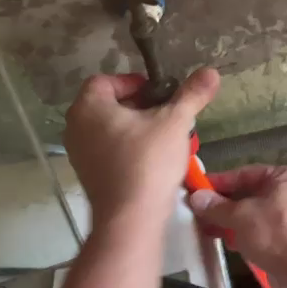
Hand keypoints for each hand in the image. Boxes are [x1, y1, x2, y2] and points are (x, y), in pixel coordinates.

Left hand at [63, 68, 218, 228]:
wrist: (131, 216)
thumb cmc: (149, 161)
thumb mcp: (176, 122)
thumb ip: (192, 94)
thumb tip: (211, 71)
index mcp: (89, 106)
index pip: (107, 80)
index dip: (135, 82)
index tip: (161, 94)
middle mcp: (75, 126)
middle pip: (108, 104)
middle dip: (139, 106)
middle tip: (167, 114)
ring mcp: (78, 153)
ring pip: (110, 128)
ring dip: (136, 127)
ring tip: (165, 136)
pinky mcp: (88, 174)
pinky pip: (108, 150)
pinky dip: (128, 147)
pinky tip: (153, 158)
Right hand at [186, 165, 286, 280]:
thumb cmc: (273, 233)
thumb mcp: (240, 216)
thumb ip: (216, 206)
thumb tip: (195, 197)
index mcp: (283, 176)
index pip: (244, 173)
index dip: (218, 182)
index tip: (195, 189)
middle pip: (246, 194)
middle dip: (221, 204)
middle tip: (195, 211)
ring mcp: (286, 215)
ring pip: (249, 213)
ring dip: (228, 220)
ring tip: (204, 227)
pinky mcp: (282, 236)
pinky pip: (255, 229)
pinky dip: (240, 233)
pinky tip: (223, 240)